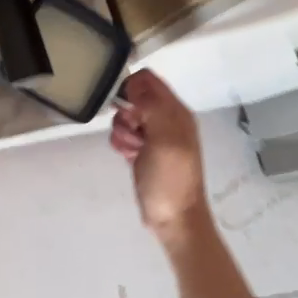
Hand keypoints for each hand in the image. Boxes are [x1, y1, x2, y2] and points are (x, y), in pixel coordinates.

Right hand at [109, 70, 211, 246]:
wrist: (174, 218)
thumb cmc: (171, 178)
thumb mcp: (165, 138)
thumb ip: (152, 106)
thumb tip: (134, 84)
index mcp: (176, 112)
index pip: (149, 80)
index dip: (132, 87)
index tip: (127, 107)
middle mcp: (166, 119)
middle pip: (133, 97)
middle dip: (125, 112)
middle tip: (134, 132)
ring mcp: (154, 136)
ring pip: (125, 117)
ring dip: (122, 130)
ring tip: (132, 150)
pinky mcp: (142, 150)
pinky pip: (123, 134)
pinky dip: (121, 143)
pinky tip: (128, 158)